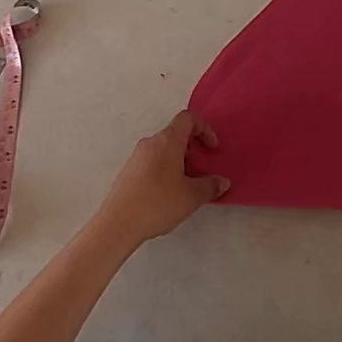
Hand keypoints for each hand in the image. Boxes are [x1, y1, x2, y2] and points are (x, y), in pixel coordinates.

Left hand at [91, 110, 230, 247]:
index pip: (187, 119)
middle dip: (193, 149)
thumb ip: (210, 186)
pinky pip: (153, 161)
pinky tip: (170, 194)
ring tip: (188, 186)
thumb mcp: (191, 196)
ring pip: (164, 149)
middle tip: (203, 172)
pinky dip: (167, 169)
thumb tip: (221, 182)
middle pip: (176, 134)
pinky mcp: (129, 170)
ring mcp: (137, 156)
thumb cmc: (158, 203)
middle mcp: (150, 143)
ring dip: (180, 161)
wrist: (119, 222)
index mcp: (166, 141)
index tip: (212, 150)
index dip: (204, 129)